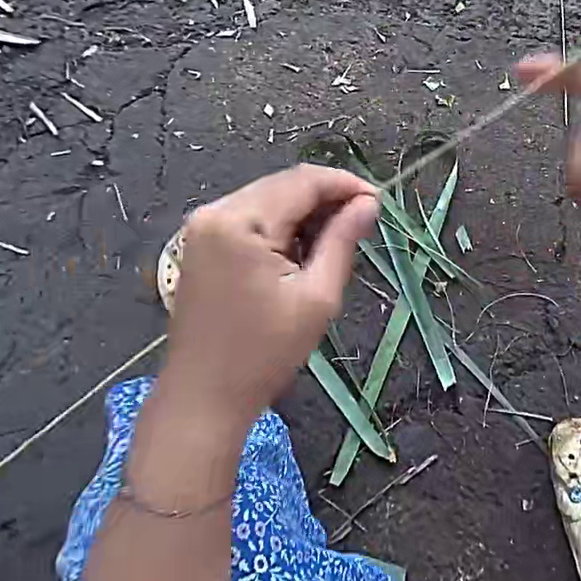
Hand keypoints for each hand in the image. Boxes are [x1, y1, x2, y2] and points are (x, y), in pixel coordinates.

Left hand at [159, 165, 379, 429]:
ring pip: (270, 197)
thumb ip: (343, 240)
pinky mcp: (201, 242)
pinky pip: (252, 215)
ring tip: (338, 236)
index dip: (345, 184)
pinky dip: (283, 223)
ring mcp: (203, 226)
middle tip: (364, 220)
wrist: (204, 398)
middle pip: (284, 184)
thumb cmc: (265, 353)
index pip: (303, 181)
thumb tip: (369, 203)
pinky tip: (304, 247)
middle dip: (327, 196)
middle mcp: (215, 212)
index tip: (379, 201)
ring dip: (306, 210)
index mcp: (240, 222)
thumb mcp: (317, 296)